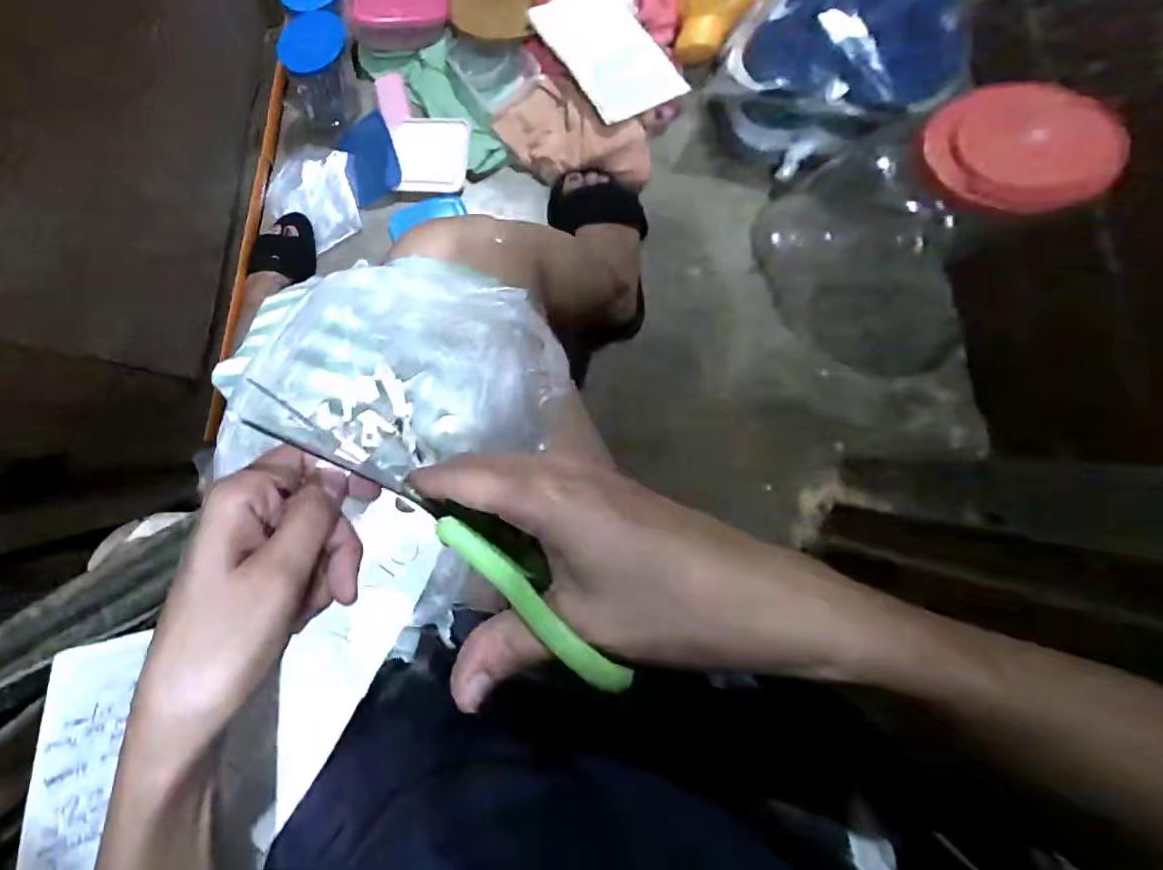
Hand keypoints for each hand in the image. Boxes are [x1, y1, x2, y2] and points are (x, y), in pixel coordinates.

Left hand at [127, 448, 368, 761]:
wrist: (187, 710)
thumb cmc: (229, 637)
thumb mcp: (280, 572)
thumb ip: (314, 514)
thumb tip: (336, 473)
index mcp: (240, 494)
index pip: (302, 460)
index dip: (340, 475)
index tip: (378, 501)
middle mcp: (242, 508)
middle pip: (313, 501)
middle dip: (333, 544)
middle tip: (341, 591)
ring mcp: (247, 542)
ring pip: (311, 537)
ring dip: (321, 573)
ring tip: (303, 613)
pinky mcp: (253, 573)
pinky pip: (298, 565)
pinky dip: (307, 589)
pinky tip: (294, 619)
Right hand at [412, 453, 916, 711]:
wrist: (771, 598)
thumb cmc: (669, 607)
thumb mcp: (580, 628)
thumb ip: (507, 649)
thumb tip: (456, 695)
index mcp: (541, 493)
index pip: (457, 476)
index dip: (420, 492)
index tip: (391, 518)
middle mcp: (555, 466)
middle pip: (477, 467)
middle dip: (446, 498)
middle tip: (424, 545)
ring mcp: (582, 469)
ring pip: (506, 470)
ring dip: (480, 499)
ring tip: (464, 546)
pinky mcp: (601, 481)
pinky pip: (533, 477)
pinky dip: (509, 500)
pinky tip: (515, 539)